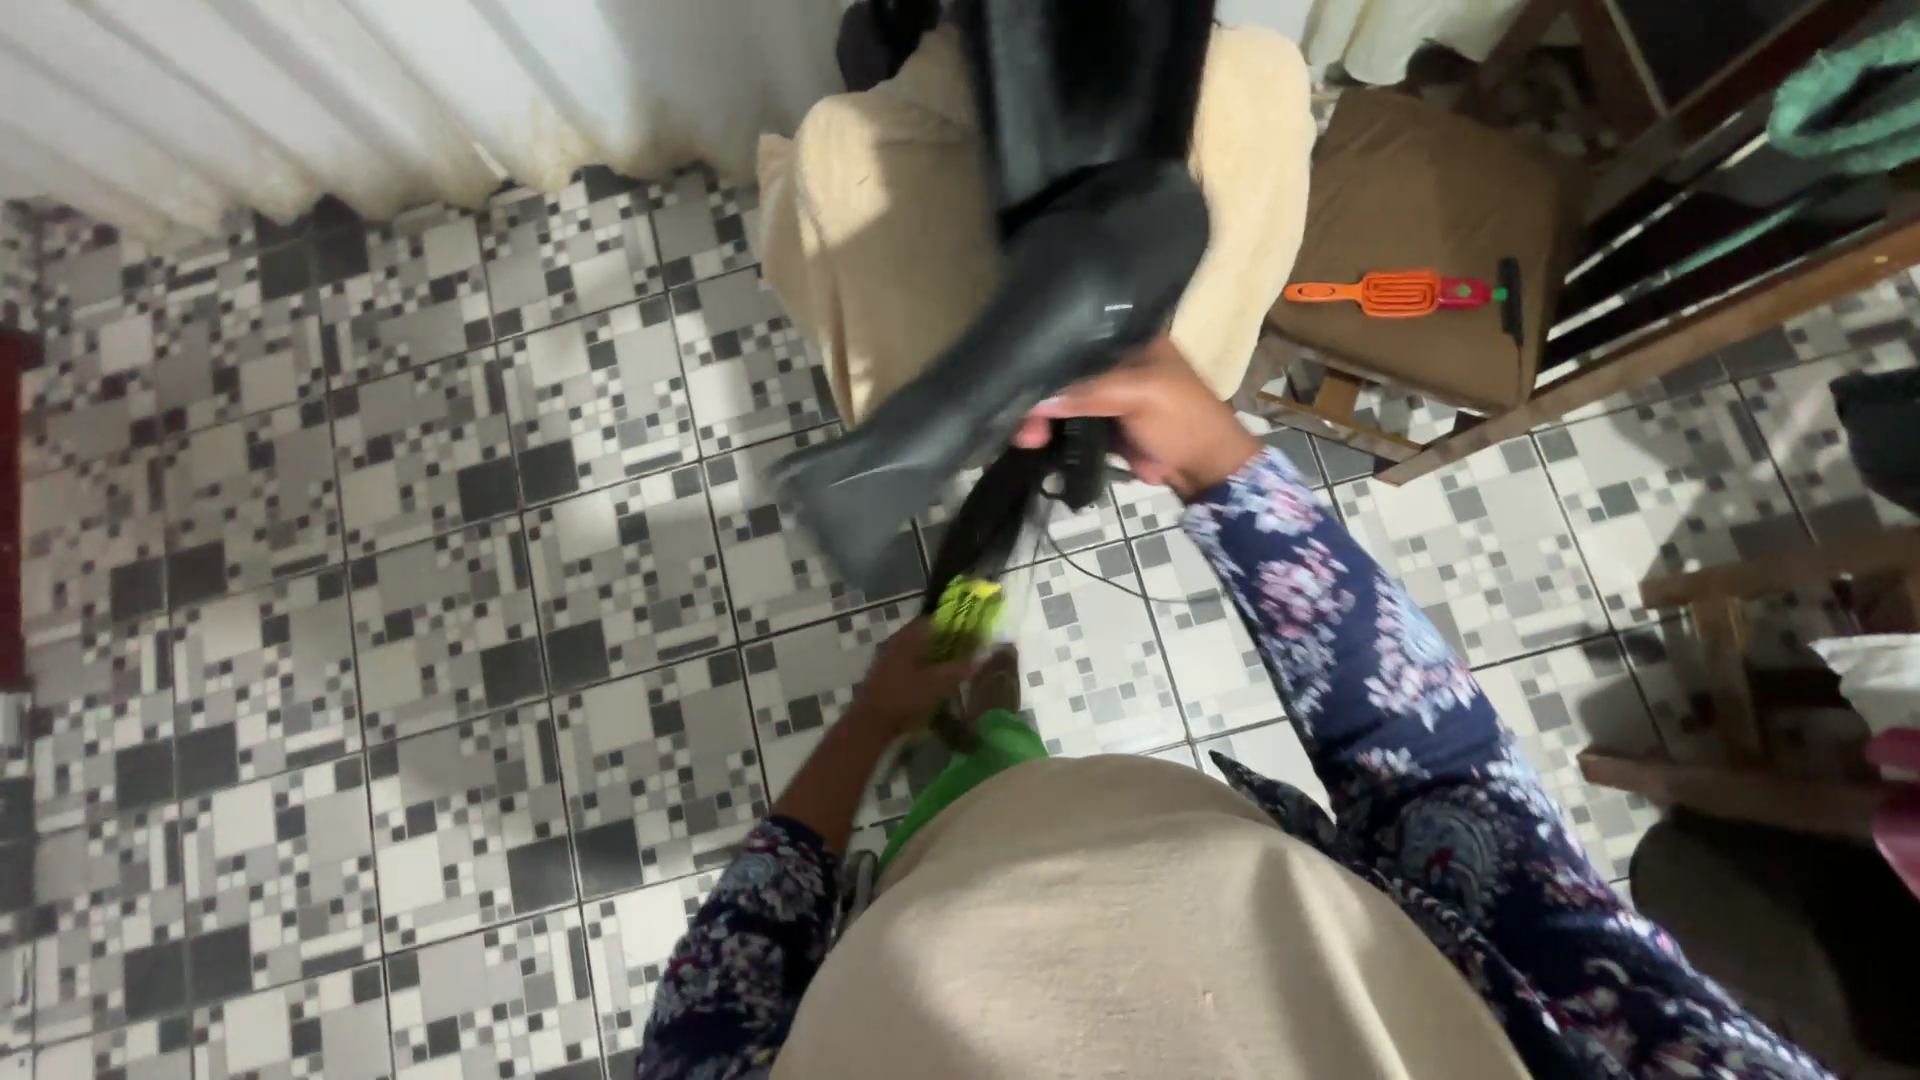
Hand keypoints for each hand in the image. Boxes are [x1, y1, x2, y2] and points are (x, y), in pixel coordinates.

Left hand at [844, 618, 979, 738]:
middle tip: (967, 650)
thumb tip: (982, 654)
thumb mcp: (939, 684)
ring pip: (917, 649)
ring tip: (955, 666)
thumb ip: (961, 667)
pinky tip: (935, 680)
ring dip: (935, 655)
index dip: (955, 624)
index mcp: (908, 636)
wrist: (870, 724)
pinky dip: (924, 666)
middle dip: (947, 640)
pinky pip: (909, 662)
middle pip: (926, 634)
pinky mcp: (885, 673)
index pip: (935, 619)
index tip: (972, 633)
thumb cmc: (905, 699)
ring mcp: (888, 657)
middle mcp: (897, 641)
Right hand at [1013, 335, 1261, 499]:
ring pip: (1060, 400)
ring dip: (1039, 418)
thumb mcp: (1140, 395)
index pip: (1077, 339)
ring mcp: (1106, 395)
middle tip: (1022, 424)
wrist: (1203, 470)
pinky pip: (1066, 424)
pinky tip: (1032, 440)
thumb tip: (1036, 402)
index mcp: (1130, 341)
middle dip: (1038, 396)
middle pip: (1062, 372)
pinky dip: (1049, 432)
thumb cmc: (1183, 420)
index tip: (1018, 379)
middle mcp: (1115, 362)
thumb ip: (1089, 393)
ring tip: (1026, 438)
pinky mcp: (1100, 425)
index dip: (1046, 357)